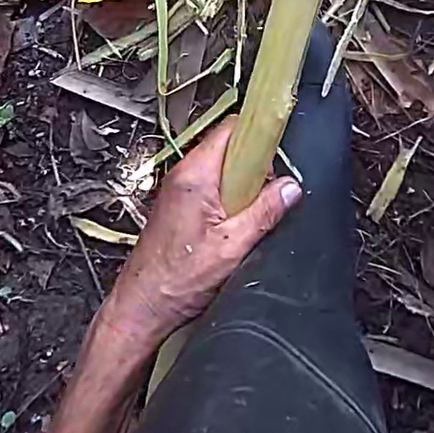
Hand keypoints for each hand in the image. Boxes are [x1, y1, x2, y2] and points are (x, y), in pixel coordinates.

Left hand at [97, 121, 302, 350]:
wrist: (143, 304)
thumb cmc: (174, 279)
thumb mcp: (232, 246)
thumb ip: (265, 212)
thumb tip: (290, 188)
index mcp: (196, 175)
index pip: (231, 128)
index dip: (259, 132)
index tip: (279, 143)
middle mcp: (184, 174)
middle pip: (229, 145)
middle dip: (255, 164)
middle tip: (267, 192)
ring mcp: (180, 187)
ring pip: (222, 166)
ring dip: (242, 183)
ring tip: (247, 213)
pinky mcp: (180, 202)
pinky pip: (212, 184)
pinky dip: (228, 196)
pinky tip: (232, 224)